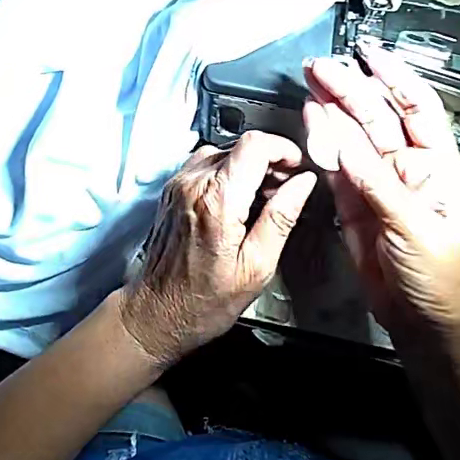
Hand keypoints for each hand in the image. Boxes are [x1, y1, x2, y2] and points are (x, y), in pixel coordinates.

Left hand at [116, 132, 318, 367]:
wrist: (156, 313)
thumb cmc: (202, 301)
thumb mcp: (257, 266)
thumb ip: (281, 217)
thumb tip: (303, 184)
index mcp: (217, 202)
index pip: (254, 145)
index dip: (283, 149)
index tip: (297, 167)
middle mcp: (193, 186)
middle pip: (240, 146)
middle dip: (271, 162)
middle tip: (287, 189)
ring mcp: (179, 186)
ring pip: (225, 152)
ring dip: (250, 167)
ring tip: (264, 198)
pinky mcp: (172, 191)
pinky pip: (206, 165)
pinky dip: (229, 173)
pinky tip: (239, 200)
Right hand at [303, 45, 459, 345]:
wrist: (424, 321)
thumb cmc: (442, 278)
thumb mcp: (416, 228)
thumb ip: (379, 187)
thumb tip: (349, 148)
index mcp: (438, 165)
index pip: (417, 108)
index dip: (395, 77)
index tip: (370, 54)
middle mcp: (407, 167)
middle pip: (377, 116)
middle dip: (350, 88)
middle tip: (321, 67)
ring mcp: (378, 182)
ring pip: (352, 137)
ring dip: (332, 109)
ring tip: (311, 82)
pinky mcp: (354, 202)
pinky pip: (336, 166)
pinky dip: (322, 143)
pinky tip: (312, 119)